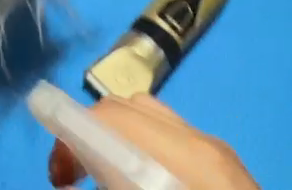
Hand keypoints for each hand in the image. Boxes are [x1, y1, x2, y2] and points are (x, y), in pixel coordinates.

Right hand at [51, 94, 258, 189]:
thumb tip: (68, 185)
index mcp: (181, 161)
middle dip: (88, 135)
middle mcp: (201, 145)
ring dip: (116, 137)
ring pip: (148, 116)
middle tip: (74, 178)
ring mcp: (220, 154)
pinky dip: (145, 146)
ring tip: (108, 179)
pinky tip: (145, 182)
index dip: (69, 137)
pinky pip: (174, 135)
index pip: (108, 118)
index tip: (59, 179)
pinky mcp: (232, 169)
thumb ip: (109, 187)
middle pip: (124, 110)